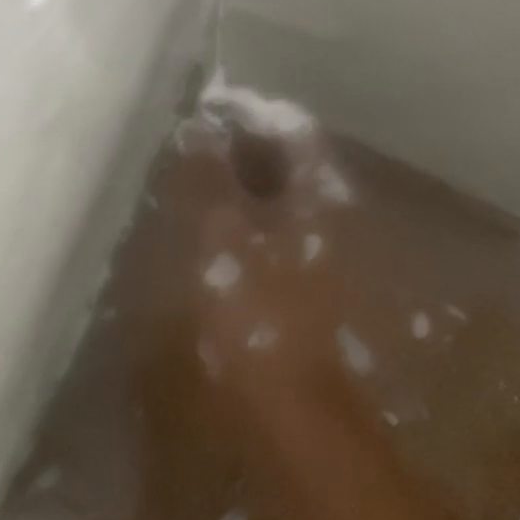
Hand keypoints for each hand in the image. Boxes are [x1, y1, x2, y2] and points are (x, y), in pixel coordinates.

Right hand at [172, 118, 355, 414]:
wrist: (297, 407)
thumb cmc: (260, 312)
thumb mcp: (225, 235)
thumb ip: (211, 177)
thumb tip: (197, 125)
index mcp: (319, 192)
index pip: (290, 126)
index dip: (246, 112)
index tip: (201, 112)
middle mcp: (331, 210)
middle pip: (288, 158)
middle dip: (240, 145)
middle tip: (189, 146)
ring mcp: (324, 245)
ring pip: (280, 193)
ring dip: (240, 180)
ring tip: (191, 181)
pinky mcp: (308, 276)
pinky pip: (276, 225)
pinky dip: (246, 214)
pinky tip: (213, 227)